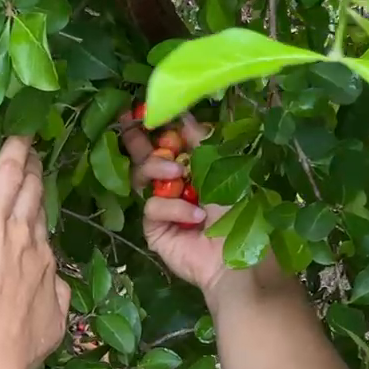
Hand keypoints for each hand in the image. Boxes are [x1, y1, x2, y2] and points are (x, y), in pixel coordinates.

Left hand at [0, 111, 71, 368]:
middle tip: (30, 150)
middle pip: (28, 194)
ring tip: (14, 135)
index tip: (36, 192)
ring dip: (10, 152)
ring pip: (6, 175)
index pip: (38, 224)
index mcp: (40, 262)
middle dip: (30, 170)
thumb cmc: (11, 352)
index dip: (37, 204)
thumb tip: (57, 287)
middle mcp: (22, 235)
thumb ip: (55, 303)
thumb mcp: (49, 330)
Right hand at [119, 114, 228, 292]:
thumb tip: (185, 117)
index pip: (170, 144)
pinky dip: (173, 208)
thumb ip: (202, 144)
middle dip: (138, 141)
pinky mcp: (154, 228)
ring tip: (178, 175)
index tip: (146, 110)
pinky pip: (152, 206)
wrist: (236, 258)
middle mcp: (176, 186)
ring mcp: (163, 207)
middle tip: (129, 122)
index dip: (158, 129)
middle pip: (147, 159)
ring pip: (142, 178)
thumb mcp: (223, 170)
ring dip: (158, 170)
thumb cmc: (240, 214)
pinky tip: (194, 217)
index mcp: (195, 169)